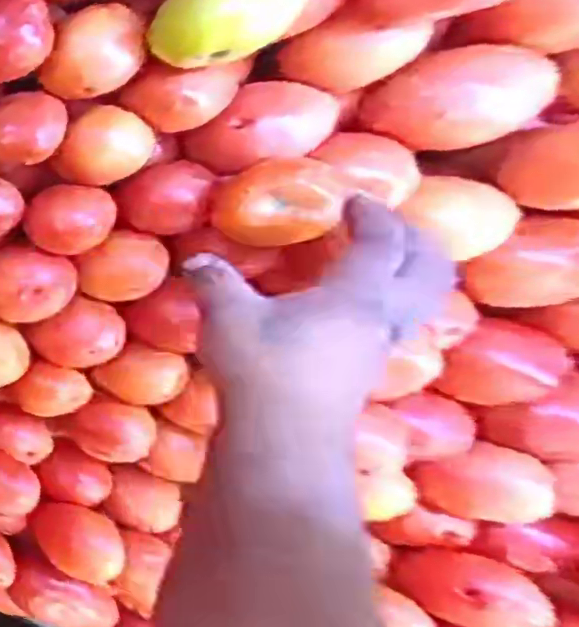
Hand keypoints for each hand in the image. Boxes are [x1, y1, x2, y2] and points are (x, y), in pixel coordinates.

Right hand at [185, 197, 455, 422]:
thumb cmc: (260, 364)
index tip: (353, 198)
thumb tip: (198, 259)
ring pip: (423, 297)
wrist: (282, 428)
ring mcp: (381, 344)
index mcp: (356, 295)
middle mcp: (382, 316)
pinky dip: (391, 298)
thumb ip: (216, 282)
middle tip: (384, 222)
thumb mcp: (226, 315)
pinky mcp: (367, 365)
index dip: (372, 216)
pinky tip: (358, 306)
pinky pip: (399, 320)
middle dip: (413, 239)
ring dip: (412, 270)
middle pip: (428, 268)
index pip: (381, 244)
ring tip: (382, 259)